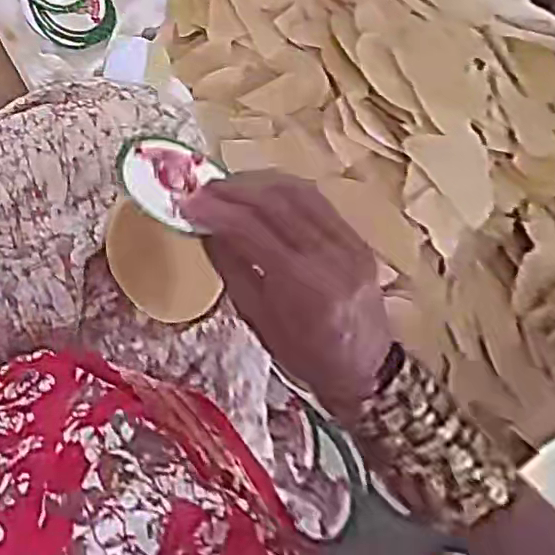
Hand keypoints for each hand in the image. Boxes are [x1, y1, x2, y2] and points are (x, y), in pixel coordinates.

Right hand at [183, 171, 394, 415]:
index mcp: (306, 287)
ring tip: (224, 188)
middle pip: (273, 202)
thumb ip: (230, 266)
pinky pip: (313, 197)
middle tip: (199, 191)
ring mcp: (349, 243)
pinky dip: (279, 187)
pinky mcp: (356, 236)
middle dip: (229, 190)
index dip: (214, 210)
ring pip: (294, 191)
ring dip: (252, 183)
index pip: (251, 229)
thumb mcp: (257, 317)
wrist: (368, 371)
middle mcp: (332, 257)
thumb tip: (203, 225)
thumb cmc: (305, 355)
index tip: (186, 203)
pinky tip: (257, 190)